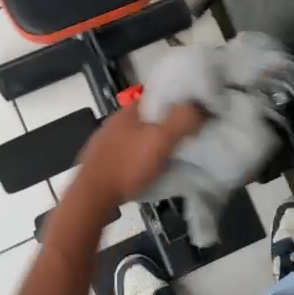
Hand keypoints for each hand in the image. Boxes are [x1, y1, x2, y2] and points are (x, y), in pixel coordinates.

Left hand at [72, 104, 203, 206]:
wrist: (92, 197)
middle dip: (167, 126)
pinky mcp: (101, 161)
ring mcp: (105, 141)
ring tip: (171, 157)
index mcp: (129, 111)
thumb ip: (182, 120)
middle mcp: (115, 121)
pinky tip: (148, 170)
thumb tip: (201, 105)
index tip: (195, 115)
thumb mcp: (161, 140)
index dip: (179, 103)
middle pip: (149, 118)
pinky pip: (128, 154)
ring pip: (138, 137)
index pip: (159, 97)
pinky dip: (141, 159)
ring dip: (154, 144)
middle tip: (187, 139)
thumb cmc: (127, 165)